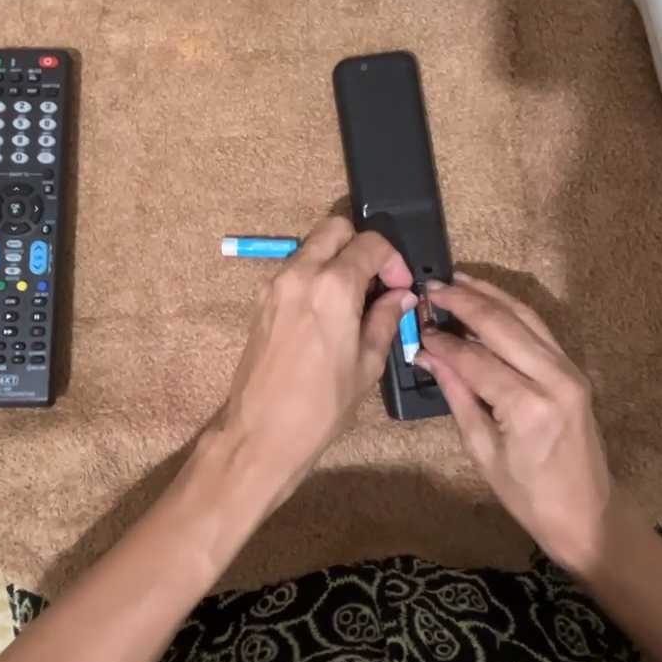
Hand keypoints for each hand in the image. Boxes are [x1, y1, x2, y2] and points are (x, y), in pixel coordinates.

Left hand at [208, 216, 415, 504]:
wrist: (261, 432)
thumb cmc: (321, 405)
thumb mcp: (367, 364)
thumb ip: (385, 319)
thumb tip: (400, 296)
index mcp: (332, 287)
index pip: (370, 244)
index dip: (393, 260)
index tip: (400, 287)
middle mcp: (300, 273)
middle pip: (335, 229)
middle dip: (362, 246)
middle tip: (377, 281)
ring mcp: (276, 284)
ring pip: (313, 246)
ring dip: (338, 258)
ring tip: (356, 298)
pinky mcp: (262, 299)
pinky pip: (296, 268)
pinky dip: (317, 274)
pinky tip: (330, 310)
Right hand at [413, 273, 615, 573]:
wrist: (586, 512)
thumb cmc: (528, 495)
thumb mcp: (482, 450)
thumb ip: (458, 395)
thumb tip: (428, 355)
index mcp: (527, 407)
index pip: (475, 358)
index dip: (442, 341)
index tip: (418, 328)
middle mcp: (553, 379)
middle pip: (502, 325)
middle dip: (464, 301)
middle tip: (432, 287)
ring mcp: (569, 370)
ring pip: (524, 317)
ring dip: (489, 295)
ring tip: (456, 280)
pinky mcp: (573, 369)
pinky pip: (539, 329)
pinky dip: (511, 310)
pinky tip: (488, 300)